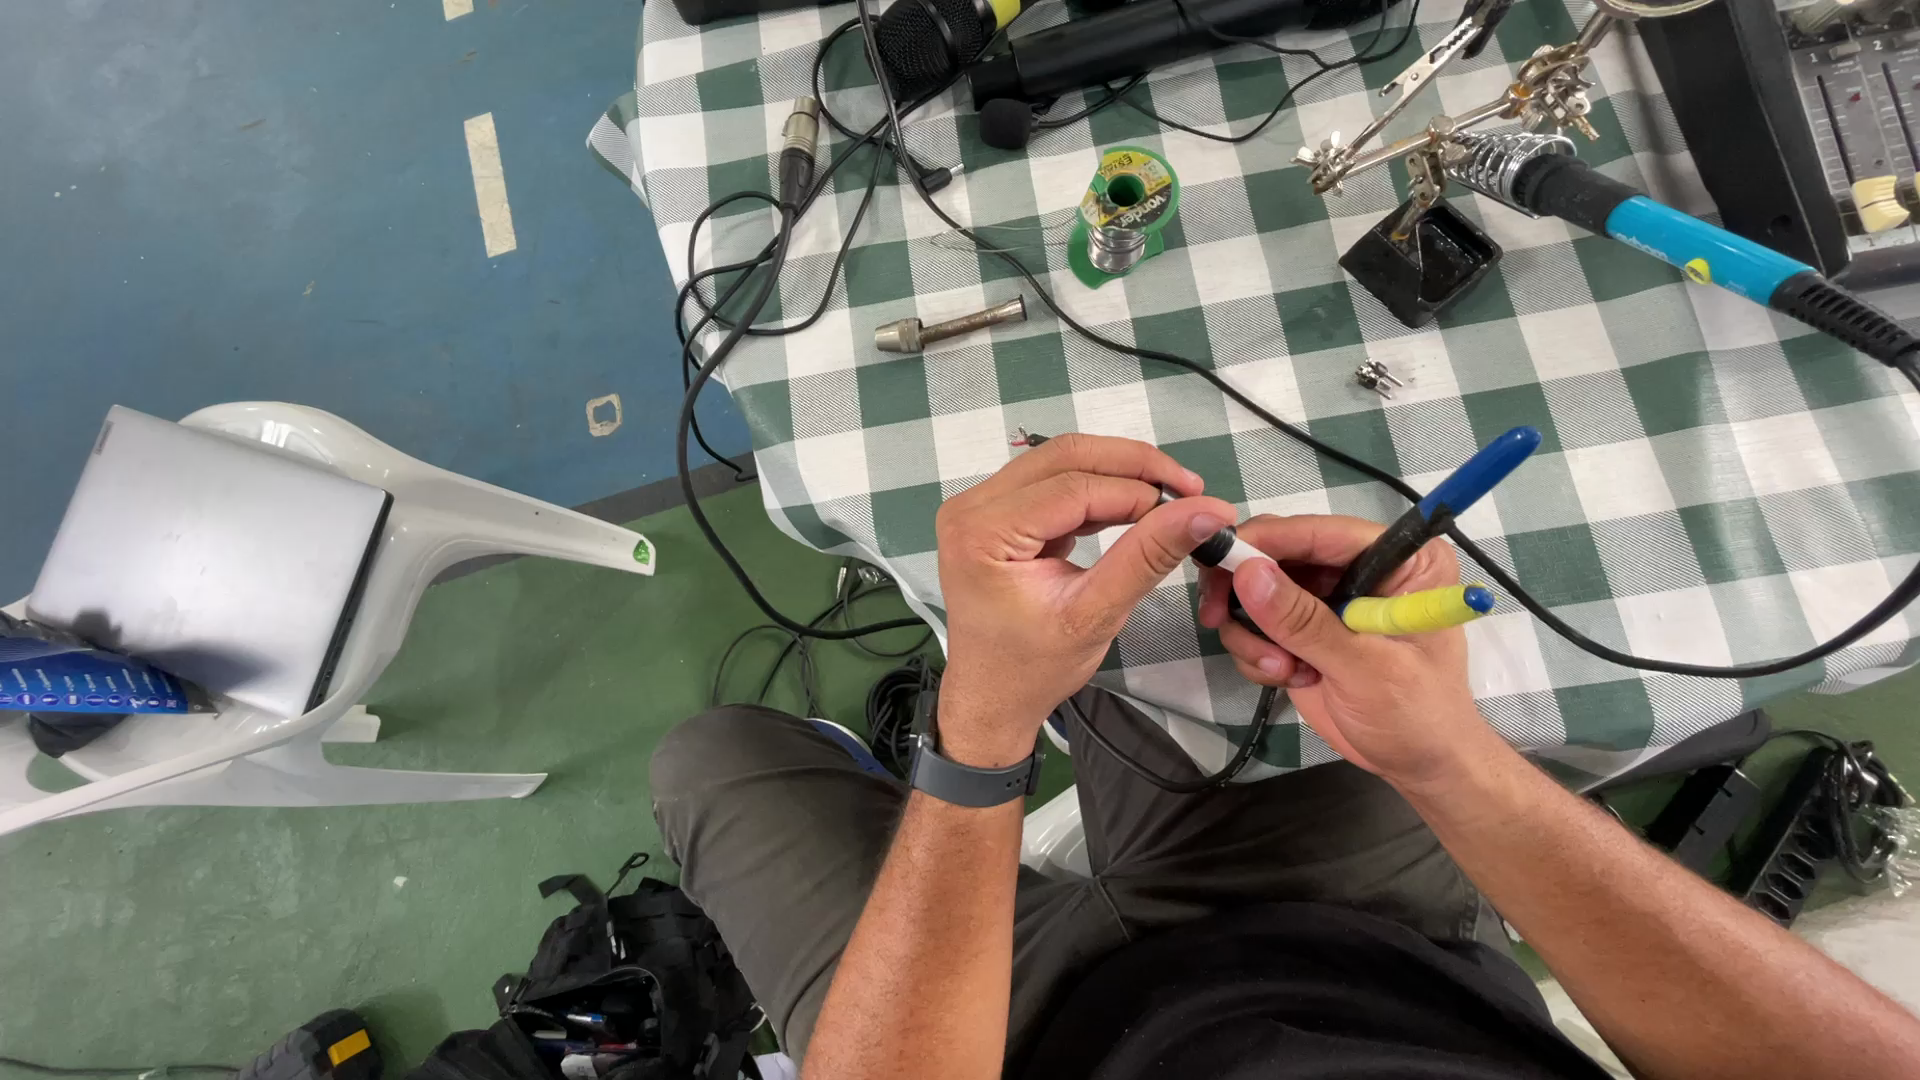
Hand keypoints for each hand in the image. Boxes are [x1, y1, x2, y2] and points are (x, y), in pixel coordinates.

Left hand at [935, 435, 1237, 766]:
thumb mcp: (1096, 614)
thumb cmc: (1034, 668)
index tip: (1195, 502)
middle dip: (1131, 465)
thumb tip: (1206, 510)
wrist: (992, 697)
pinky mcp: (994, 514)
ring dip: (1116, 474)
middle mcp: (969, 507)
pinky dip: (1095, 491)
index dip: (1137, 490)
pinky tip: (1134, 509)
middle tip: (1188, 485)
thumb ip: (1148, 557)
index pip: (1071, 488)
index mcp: (981, 532)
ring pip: (1058, 462)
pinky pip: (1050, 483)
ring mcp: (978, 507)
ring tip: (1170, 498)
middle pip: (1062, 456)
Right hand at [1197, 514, 1499, 790]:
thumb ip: (1304, 621)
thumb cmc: (1416, 714)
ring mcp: (1325, 597)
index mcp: (1398, 559)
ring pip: (1254, 588)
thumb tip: (1248, 573)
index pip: (1322, 531)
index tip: (1220, 559)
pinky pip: (1252, 621)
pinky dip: (1256, 650)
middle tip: (1216, 617)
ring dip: (1253, 632)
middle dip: (1245, 590)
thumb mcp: (1363, 667)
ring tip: (1281, 669)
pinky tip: (1287, 676)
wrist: (1418, 764)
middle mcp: (1358, 567)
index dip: (1268, 540)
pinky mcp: (1300, 625)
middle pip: (1277, 552)